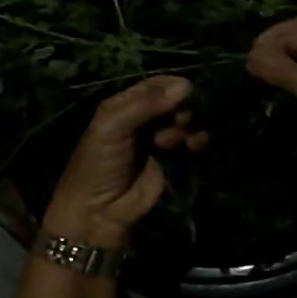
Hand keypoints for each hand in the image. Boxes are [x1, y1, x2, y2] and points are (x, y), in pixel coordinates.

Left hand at [45, 76, 206, 248]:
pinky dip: (197, 140)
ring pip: (185, 121)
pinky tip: (195, 146)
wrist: (99, 212)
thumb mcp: (114, 127)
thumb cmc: (99, 164)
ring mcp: (159, 139)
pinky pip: (191, 141)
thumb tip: (187, 85)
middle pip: (174, 101)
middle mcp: (144, 119)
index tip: (188, 91)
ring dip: (187, 125)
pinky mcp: (173, 160)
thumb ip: (147, 105)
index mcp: (124, 105)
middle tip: (179, 121)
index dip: (173, 86)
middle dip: (182, 108)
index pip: (155, 85)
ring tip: (176, 141)